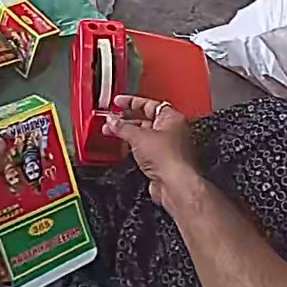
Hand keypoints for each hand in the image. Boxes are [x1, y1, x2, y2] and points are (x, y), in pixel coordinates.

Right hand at [104, 95, 200, 210]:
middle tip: (112, 118)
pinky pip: (145, 149)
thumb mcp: (138, 136)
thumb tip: (112, 120)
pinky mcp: (162, 161)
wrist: (174, 184)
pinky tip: (123, 147)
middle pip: (146, 119)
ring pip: (145, 135)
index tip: (119, 102)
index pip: (149, 104)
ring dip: (128, 133)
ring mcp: (168, 147)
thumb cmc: (168, 158)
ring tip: (112, 131)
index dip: (132, 102)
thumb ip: (122, 127)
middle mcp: (172, 131)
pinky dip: (133, 146)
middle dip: (127, 119)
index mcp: (172, 118)